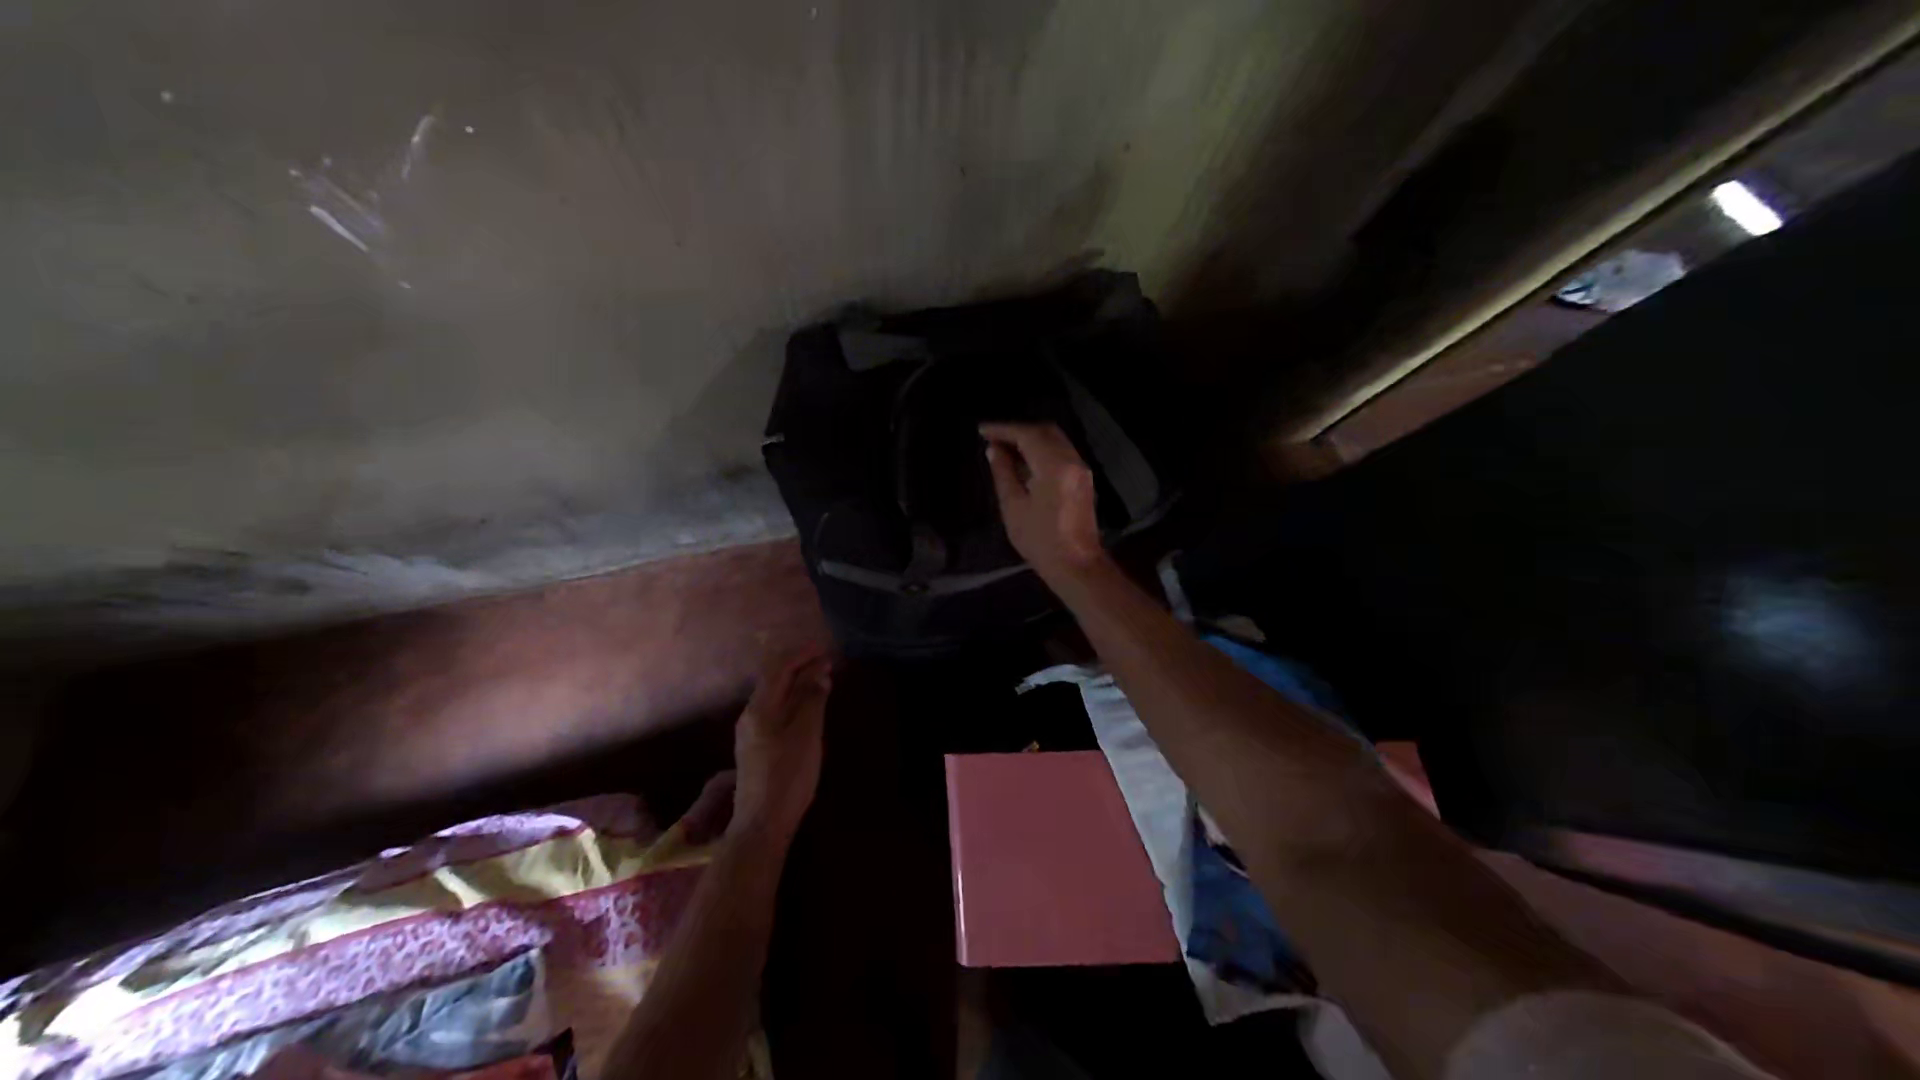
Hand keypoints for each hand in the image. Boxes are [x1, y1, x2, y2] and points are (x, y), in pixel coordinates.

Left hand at [729, 649, 832, 844]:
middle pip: (773, 679)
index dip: (801, 654)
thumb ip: (812, 700)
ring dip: (796, 681)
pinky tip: (807, 705)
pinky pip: (775, 708)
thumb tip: (819, 673)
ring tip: (821, 677)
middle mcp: (750, 714)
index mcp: (760, 708)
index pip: (779, 668)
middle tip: (825, 660)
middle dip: (798, 665)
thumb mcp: (806, 735)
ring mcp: (751, 731)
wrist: (763, 823)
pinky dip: (792, 697)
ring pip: (773, 694)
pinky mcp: (757, 746)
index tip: (825, 648)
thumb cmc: (788, 776)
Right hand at [980, 422, 1106, 583]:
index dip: (1003, 429)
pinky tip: (1023, 460)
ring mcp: (1081, 469)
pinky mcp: (1082, 479)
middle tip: (993, 438)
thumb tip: (994, 450)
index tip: (982, 430)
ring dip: (1030, 439)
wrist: (1076, 564)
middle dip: (1018, 431)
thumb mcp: (1013, 507)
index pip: (1027, 435)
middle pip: (1044, 431)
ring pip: (1054, 440)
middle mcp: (1071, 460)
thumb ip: (1003, 473)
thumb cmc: (1040, 540)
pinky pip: (1060, 452)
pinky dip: (1041, 449)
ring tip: (1004, 447)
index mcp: (1054, 466)